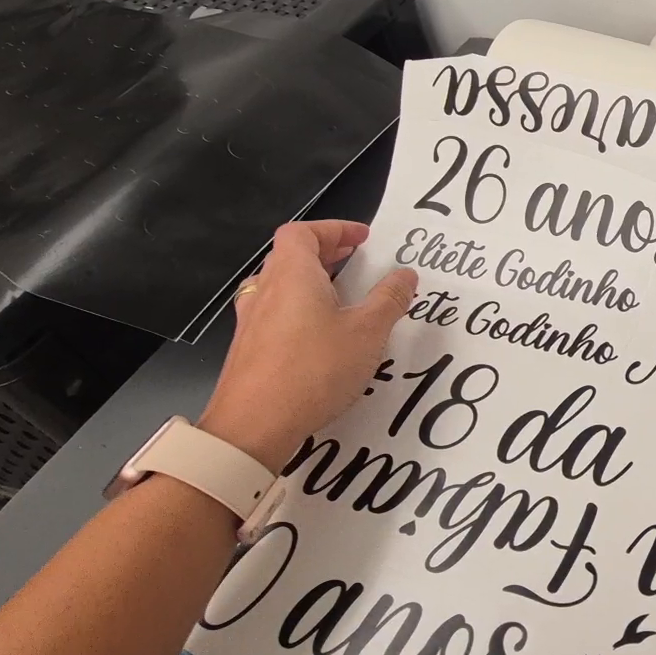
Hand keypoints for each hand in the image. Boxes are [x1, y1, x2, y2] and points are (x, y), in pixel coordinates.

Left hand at [198, 220, 417, 473]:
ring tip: (345, 295)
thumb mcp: (367, 332)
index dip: (333, 228)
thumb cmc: (314, 369)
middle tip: (359, 260)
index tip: (363, 237)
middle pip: (290, 255)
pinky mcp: (250, 348)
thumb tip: (405, 275)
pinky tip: (324, 333)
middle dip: (327, 252)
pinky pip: (277, 312)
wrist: (254, 426)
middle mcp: (267, 290)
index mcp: (293, 275)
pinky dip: (302, 307)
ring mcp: (253, 321)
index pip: (302, 232)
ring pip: (282, 285)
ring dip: (313, 281)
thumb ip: (388, 300)